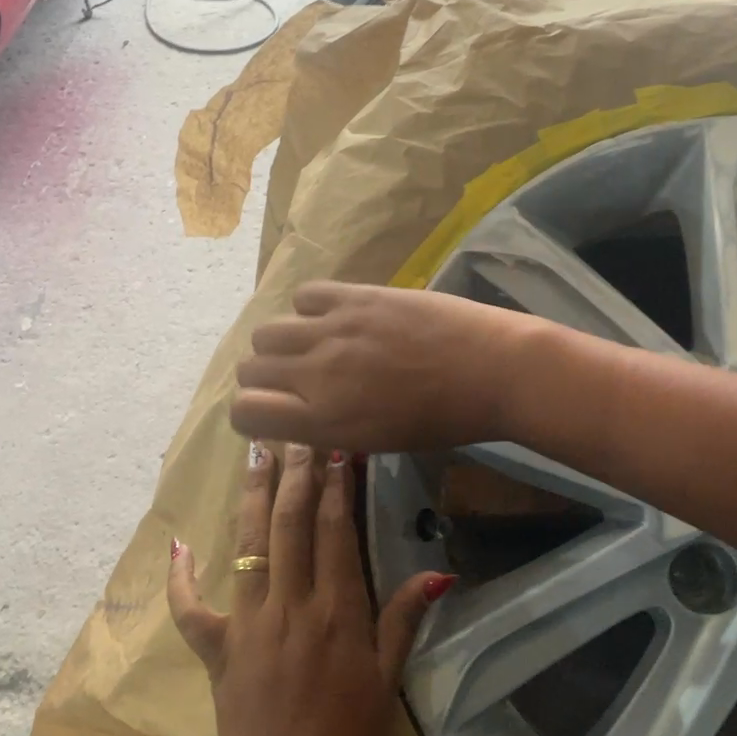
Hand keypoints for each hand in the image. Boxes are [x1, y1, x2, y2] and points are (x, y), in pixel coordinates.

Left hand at [169, 442, 453, 735]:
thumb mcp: (387, 680)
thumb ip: (405, 619)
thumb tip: (441, 571)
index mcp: (336, 612)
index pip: (335, 530)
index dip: (336, 483)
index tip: (336, 444)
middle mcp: (290, 606)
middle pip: (290, 524)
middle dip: (295, 472)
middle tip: (296, 430)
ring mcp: (248, 623)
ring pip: (248, 545)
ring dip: (252, 496)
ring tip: (256, 453)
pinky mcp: (216, 647)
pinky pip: (191, 608)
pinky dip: (181, 576)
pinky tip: (179, 542)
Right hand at [232, 282, 537, 454]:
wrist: (491, 371)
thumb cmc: (443, 421)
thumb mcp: (376, 440)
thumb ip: (328, 426)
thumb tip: (300, 411)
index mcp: (322, 421)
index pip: (245, 411)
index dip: (252, 412)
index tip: (274, 410)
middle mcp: (315, 375)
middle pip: (250, 368)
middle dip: (264, 377)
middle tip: (296, 378)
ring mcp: (333, 330)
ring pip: (267, 331)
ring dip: (281, 343)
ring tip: (313, 345)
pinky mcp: (356, 296)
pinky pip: (305, 295)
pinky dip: (310, 308)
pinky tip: (336, 318)